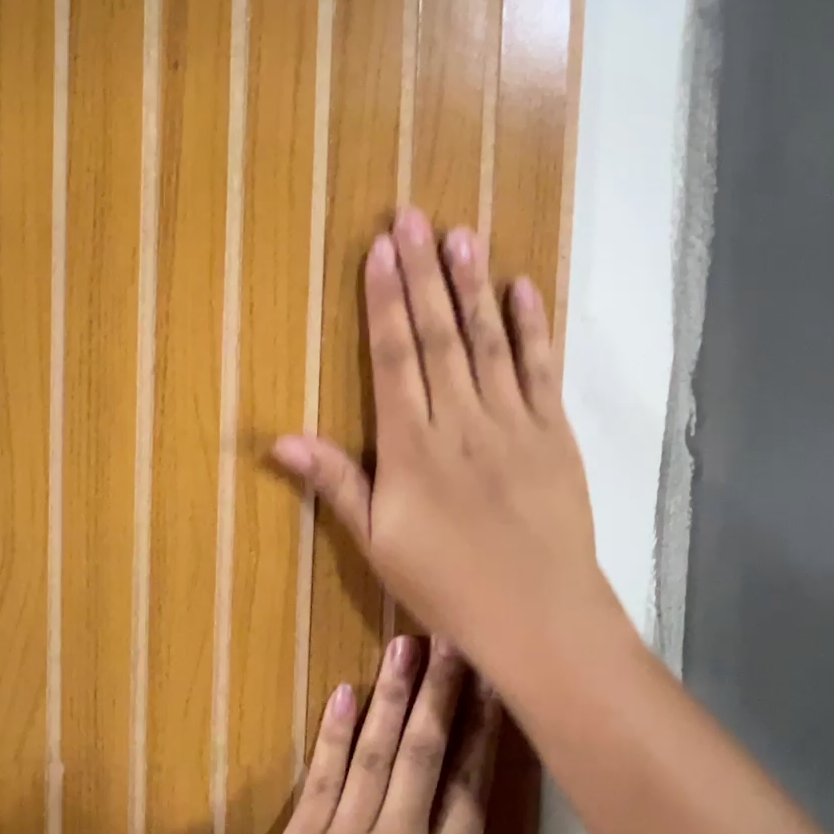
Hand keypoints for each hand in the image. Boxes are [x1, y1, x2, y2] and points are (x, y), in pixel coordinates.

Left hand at [252, 636, 500, 833]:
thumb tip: (473, 799)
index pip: (472, 788)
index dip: (483, 731)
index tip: (493, 683)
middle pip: (426, 757)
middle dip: (441, 695)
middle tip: (452, 640)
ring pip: (376, 757)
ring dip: (393, 699)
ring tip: (406, 648)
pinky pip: (322, 781)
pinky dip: (334, 735)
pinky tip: (346, 692)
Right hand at [271, 209, 616, 676]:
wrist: (539, 615)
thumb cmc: (448, 585)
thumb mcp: (378, 543)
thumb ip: (336, 483)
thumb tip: (279, 439)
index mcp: (411, 447)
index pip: (393, 358)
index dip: (384, 301)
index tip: (379, 251)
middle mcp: (459, 421)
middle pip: (437, 335)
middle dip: (423, 274)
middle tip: (413, 218)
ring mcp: (512, 423)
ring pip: (487, 342)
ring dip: (472, 286)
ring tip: (461, 234)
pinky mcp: (554, 433)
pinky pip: (541, 370)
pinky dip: (532, 327)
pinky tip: (523, 288)